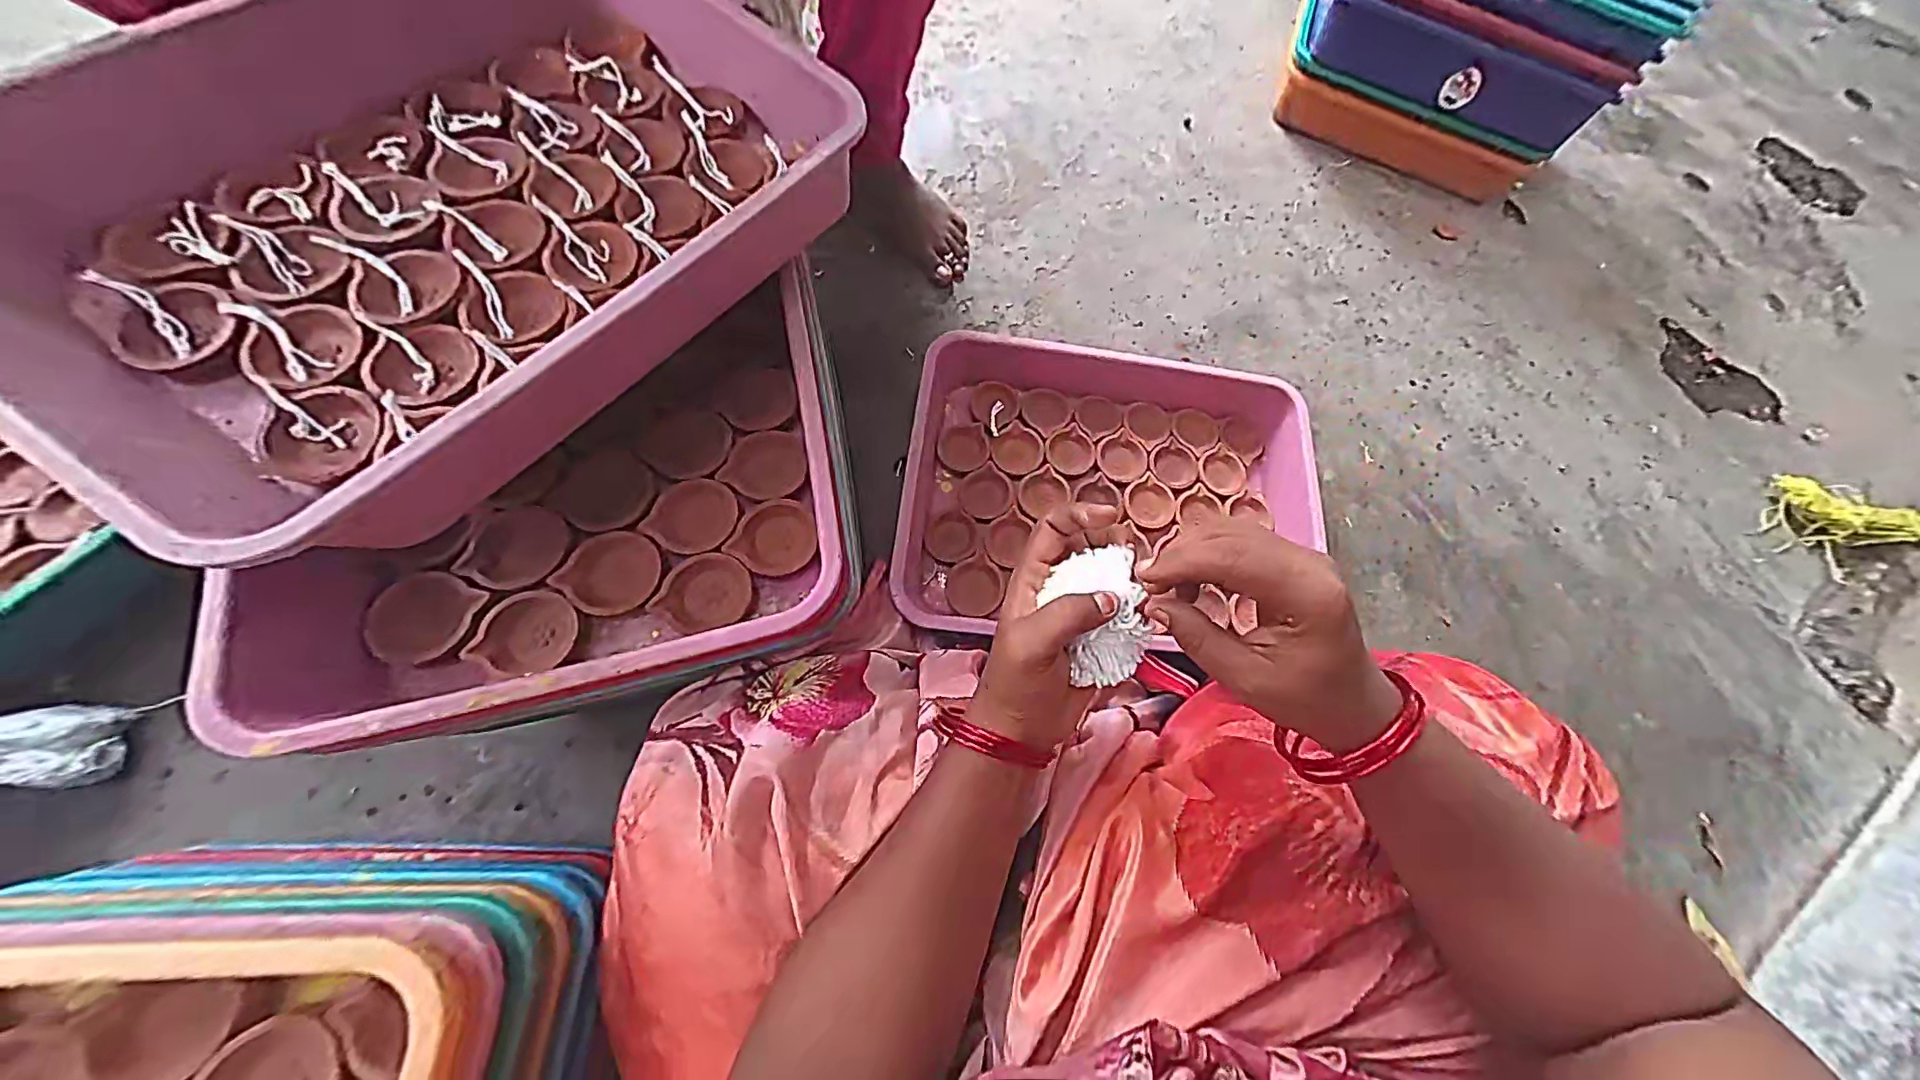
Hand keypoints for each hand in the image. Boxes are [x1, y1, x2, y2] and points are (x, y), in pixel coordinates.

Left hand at [968, 503, 1132, 749]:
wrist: (1022, 730)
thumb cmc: (1014, 684)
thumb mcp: (1032, 643)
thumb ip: (1069, 613)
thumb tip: (1112, 597)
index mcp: (1034, 580)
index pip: (1054, 529)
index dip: (1080, 514)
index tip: (1111, 516)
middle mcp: (1060, 589)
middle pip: (1090, 547)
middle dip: (1114, 545)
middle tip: (1134, 560)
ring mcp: (1082, 612)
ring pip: (1112, 579)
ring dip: (1132, 577)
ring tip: (1147, 586)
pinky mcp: (1102, 637)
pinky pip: (1125, 613)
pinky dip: (1140, 609)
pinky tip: (1150, 614)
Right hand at [1138, 514, 1402, 751]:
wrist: (1354, 704)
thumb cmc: (1305, 699)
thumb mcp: (1244, 678)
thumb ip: (1196, 636)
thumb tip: (1155, 604)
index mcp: (1306, 592)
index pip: (1232, 555)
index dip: (1181, 561)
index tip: (1144, 581)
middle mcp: (1308, 562)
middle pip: (1229, 535)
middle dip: (1180, 554)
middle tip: (1149, 585)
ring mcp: (1301, 556)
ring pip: (1230, 531)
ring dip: (1190, 552)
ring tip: (1166, 586)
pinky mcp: (1290, 560)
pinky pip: (1239, 542)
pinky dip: (1205, 556)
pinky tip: (1190, 582)